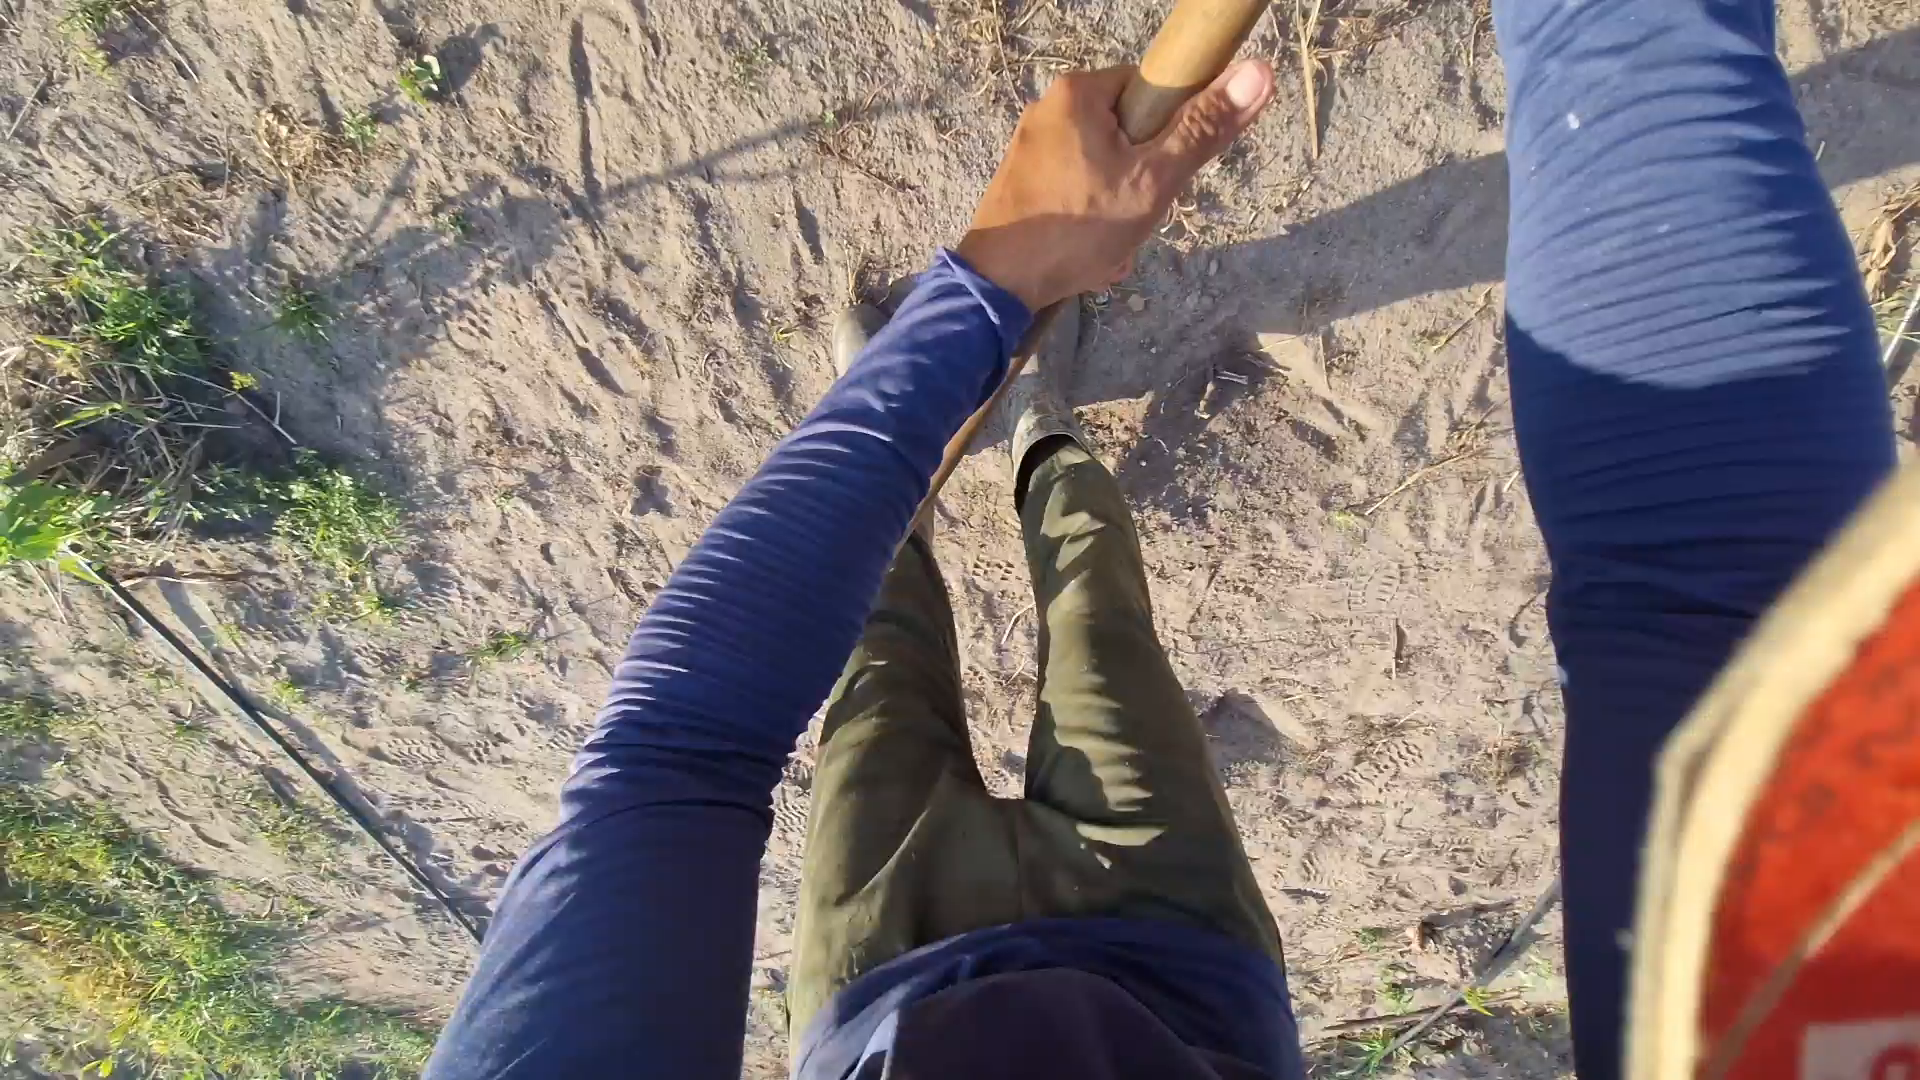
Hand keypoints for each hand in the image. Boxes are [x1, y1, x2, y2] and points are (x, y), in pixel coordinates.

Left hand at [954, 59, 1275, 311]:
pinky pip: (1073, 202)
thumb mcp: (1151, 182)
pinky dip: (1087, 231)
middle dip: (1137, 189)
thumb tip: (1260, 71)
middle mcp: (1047, 113)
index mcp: (1078, 92)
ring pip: (1101, 179)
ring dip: (1115, 219)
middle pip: (1125, 140)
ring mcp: (1029, 154)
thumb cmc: (1074, 229)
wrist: (997, 286)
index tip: (1158, 177)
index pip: (1148, 92)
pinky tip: (1084, 260)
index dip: (1165, 137)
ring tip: (1105, 249)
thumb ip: (1202, 131)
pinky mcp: (1020, 190)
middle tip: (1128, 223)